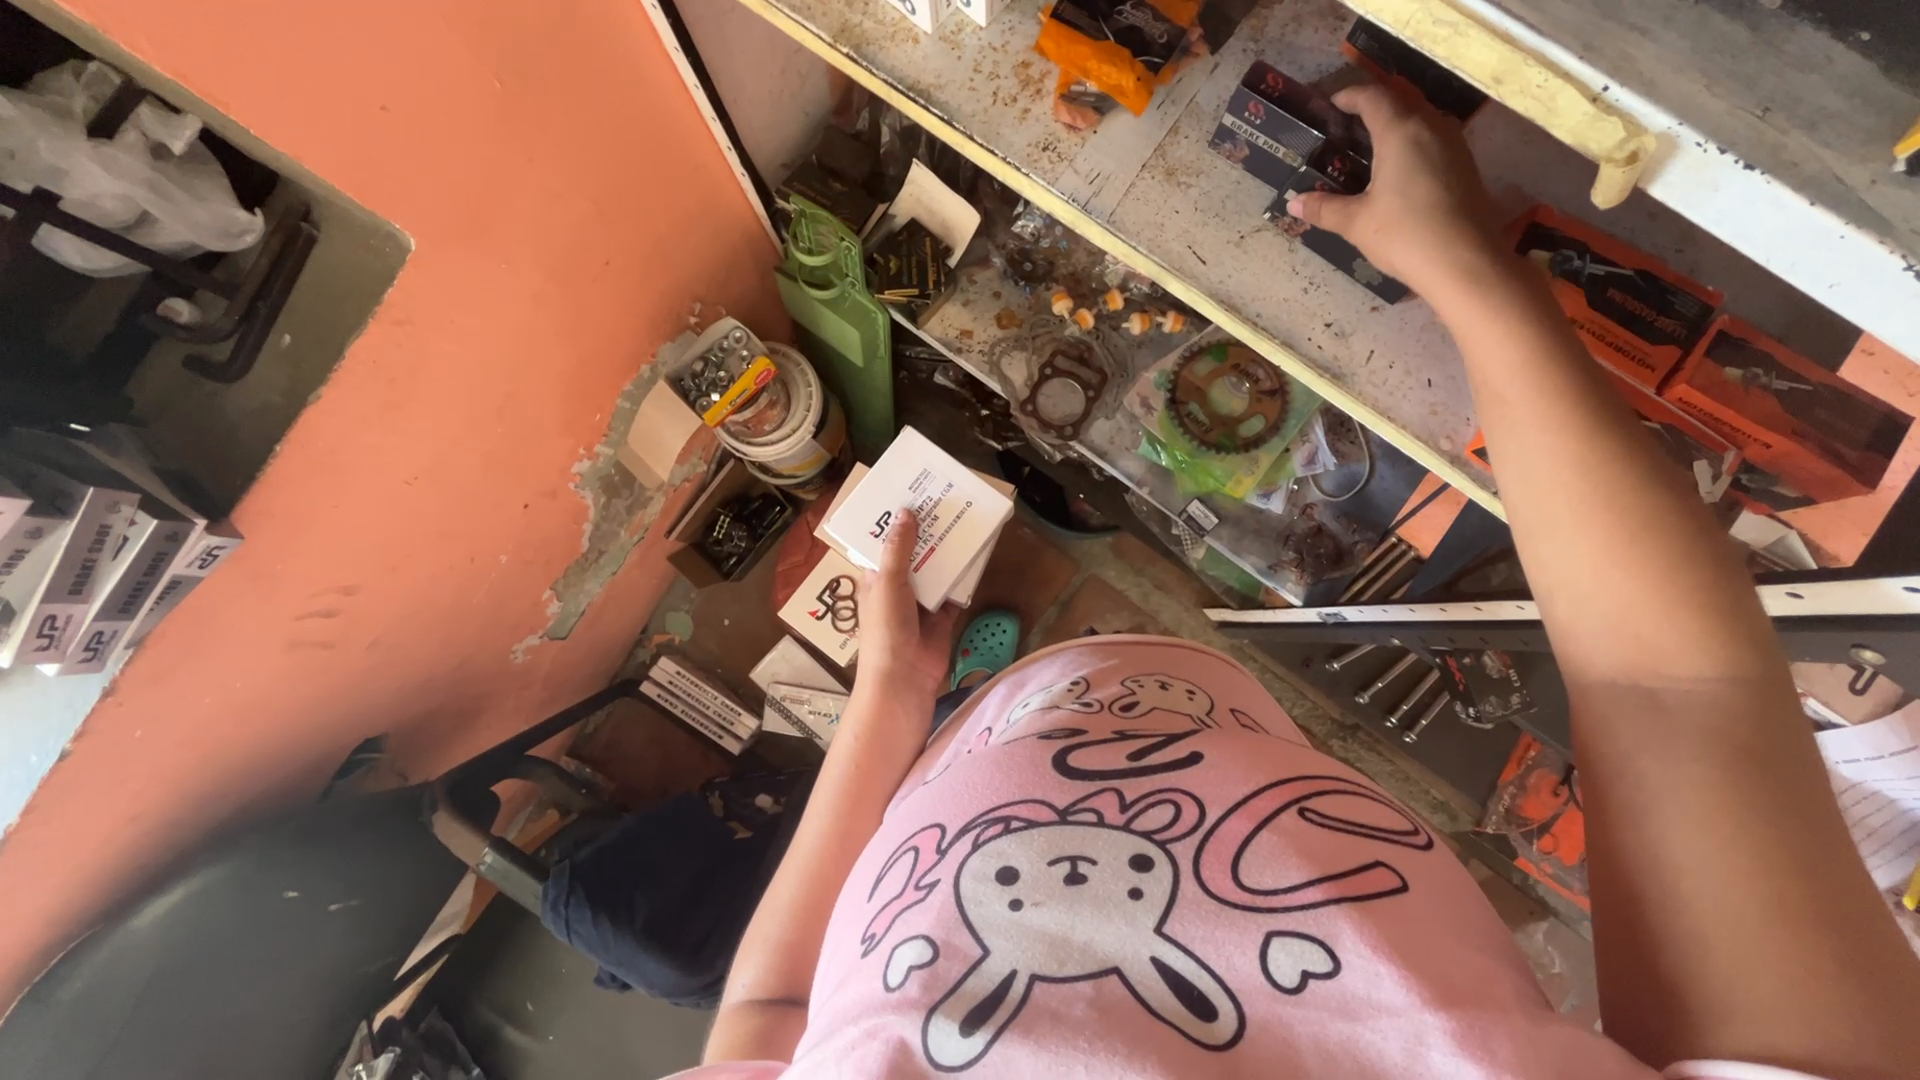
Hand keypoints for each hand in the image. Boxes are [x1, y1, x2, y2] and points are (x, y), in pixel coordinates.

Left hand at [856, 508, 960, 700]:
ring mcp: (921, 602)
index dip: (894, 523)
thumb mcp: (887, 582)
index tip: (910, 495)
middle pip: (914, 553)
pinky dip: (964, 578)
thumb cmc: (885, 629)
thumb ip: (899, 548)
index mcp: (875, 578)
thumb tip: (906, 512)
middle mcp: (898, 587)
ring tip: (963, 520)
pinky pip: (955, 592)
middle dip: (927, 533)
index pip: (883, 544)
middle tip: (944, 501)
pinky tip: (977, 555)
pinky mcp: (942, 616)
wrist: (904, 678)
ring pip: (937, 570)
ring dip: (948, 552)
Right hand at [1287, 82, 1508, 298]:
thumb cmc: (1404, 234)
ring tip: (1368, 142)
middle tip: (1347, 122)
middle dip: (1373, 105)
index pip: (1374, 97)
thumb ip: (1324, 208)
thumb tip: (1294, 202)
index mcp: (1401, 131)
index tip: (1332, 104)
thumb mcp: (1356, 223)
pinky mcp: (1463, 163)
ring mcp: (1452, 143)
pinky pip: (1431, 136)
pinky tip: (1395, 165)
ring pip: (1419, 117)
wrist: (1463, 261)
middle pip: (1400, 100)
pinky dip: (1409, 139)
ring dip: (1394, 121)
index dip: (1350, 96)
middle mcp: (1430, 126)